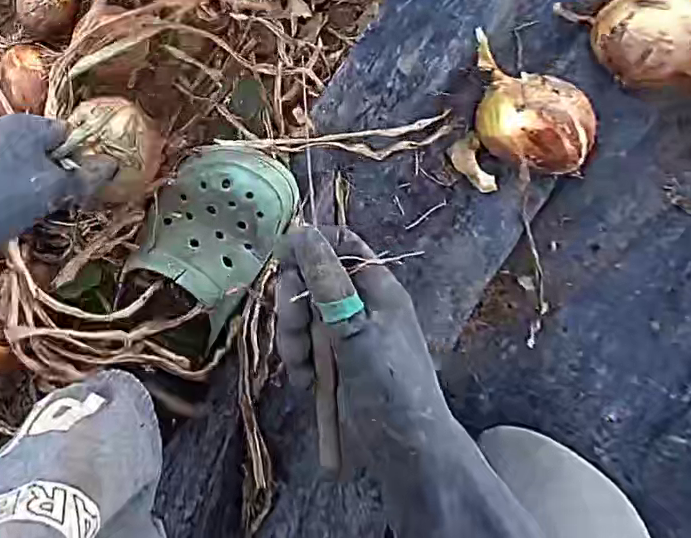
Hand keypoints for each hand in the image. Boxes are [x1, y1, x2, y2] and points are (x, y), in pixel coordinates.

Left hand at [0, 114, 109, 245]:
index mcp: (25, 122)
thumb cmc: (1, 196)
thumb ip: (84, 177)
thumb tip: (112, 165)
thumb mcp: (51, 188)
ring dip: (26, 189)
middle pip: (40, 151)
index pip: (66, 133)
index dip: (78, 159)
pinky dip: (1, 198)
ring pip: (17, 169)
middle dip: (51, 176)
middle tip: (56, 204)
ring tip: (28, 216)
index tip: (79, 186)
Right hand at [274, 226, 456, 464]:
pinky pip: (305, 346)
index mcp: (376, 284)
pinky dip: (299, 361)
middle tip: (295, 331)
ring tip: (303, 368)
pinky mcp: (336, 361)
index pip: (340, 242)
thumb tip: (302, 232)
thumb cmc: (390, 385)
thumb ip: (327, 282)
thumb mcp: (355, 330)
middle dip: (295, 304)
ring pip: (304, 314)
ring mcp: (348, 332)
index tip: (280, 259)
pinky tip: (306, 383)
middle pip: (313, 279)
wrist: (409, 457)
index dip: (310, 245)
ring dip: (294, 338)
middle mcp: (361, 302)